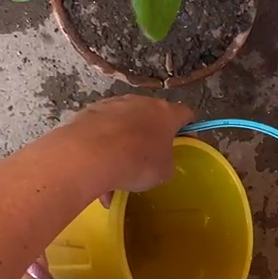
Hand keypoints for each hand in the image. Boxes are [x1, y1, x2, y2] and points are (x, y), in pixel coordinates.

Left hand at [56, 95, 193, 195]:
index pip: (185, 114)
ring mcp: (112, 105)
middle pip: (151, 118)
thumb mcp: (164, 172)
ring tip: (117, 176)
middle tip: (149, 159)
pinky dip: (103, 149)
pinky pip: (102, 132)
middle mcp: (140, 102)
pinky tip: (98, 173)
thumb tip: (160, 162)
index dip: (188, 129)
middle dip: (151, 137)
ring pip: (124, 126)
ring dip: (123, 146)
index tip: (185, 143)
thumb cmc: (137, 161)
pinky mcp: (89, 112)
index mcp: (166, 113)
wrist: (90, 154)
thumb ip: (167, 163)